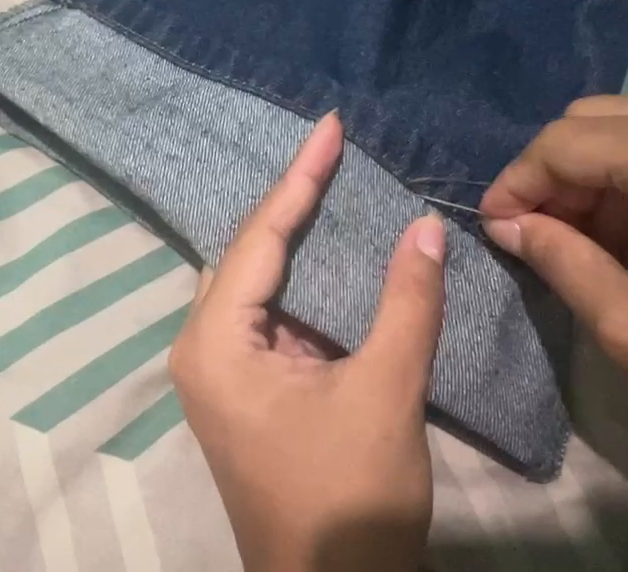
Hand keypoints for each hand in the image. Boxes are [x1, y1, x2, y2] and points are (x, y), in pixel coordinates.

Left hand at [171, 113, 446, 571]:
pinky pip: (269, 312)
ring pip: (256, 281)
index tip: (328, 126)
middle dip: (291, 200)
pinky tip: (327, 251)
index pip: (259, 238)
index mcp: (215, 343)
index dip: (299, 179)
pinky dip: (301, 279)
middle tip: (331, 149)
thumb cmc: (350, 500)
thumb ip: (405, 304)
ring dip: (293, 236)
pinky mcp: (245, 388)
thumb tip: (424, 226)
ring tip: (329, 180)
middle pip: (248, 253)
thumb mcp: (386, 394)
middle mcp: (203, 347)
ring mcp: (221, 371)